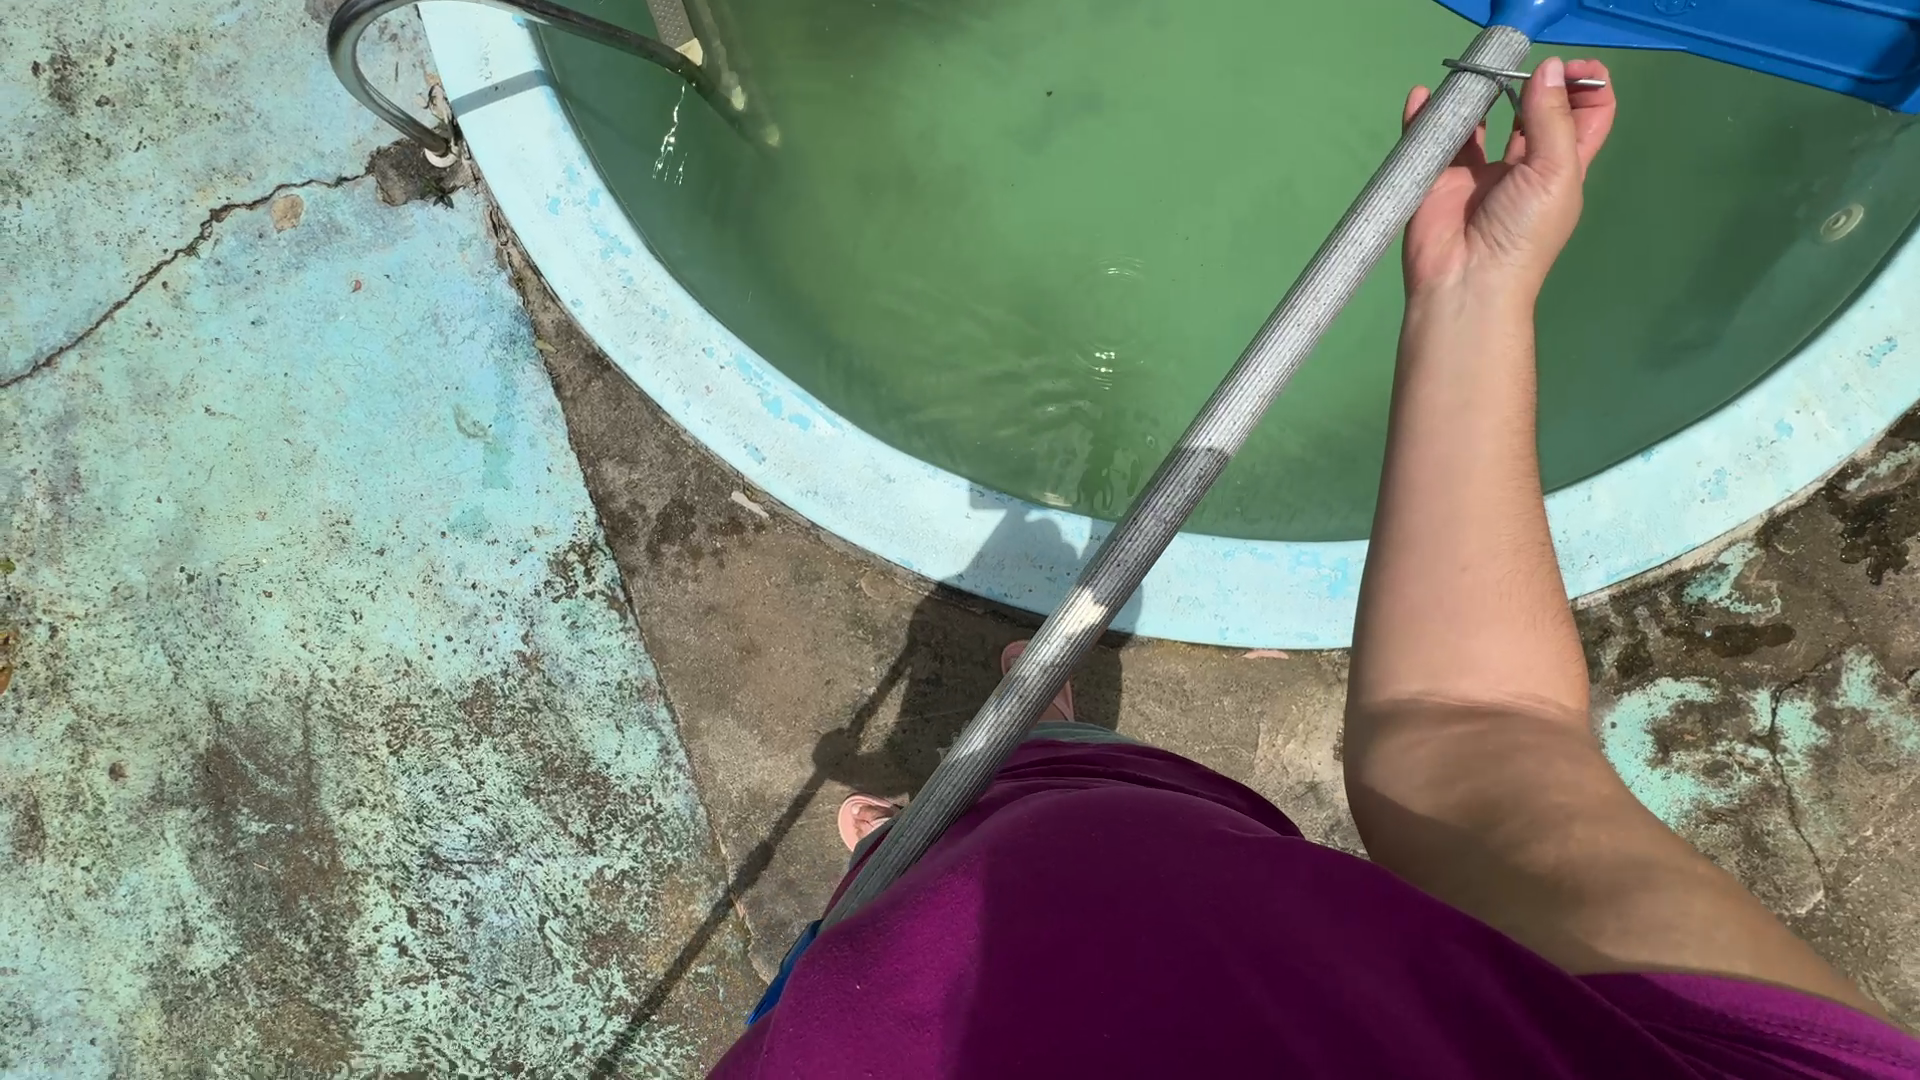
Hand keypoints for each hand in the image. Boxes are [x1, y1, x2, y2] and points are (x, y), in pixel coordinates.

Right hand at [1401, 57, 1615, 299]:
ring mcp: (1473, 174)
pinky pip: (1428, 143)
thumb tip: (1548, 69)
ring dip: (1478, 94)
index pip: (1587, 115)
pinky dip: (1423, 119)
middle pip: (1531, 112)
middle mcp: (1519, 166)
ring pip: (1479, 121)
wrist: (1465, 281)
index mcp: (1561, 166)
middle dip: (1530, 84)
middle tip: (1516, 70)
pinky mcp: (1433, 183)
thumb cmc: (1523, 232)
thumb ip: (1550, 118)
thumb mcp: (1556, 171)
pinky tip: (1423, 97)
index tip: (1569, 72)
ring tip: (1475, 76)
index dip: (1586, 86)